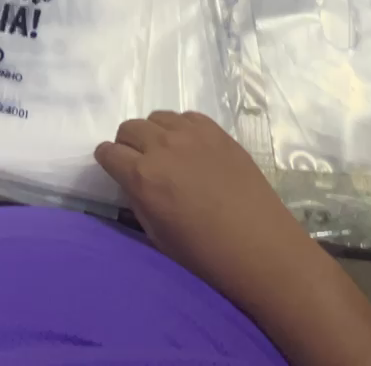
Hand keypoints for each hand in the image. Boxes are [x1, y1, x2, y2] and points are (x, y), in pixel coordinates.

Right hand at [96, 112, 309, 313]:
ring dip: (154, 134)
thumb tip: (130, 179)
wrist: (262, 249)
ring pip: (156, 117)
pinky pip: (186, 117)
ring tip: (168, 154)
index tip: (115, 169)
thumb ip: (136, 198)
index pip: (107, 152)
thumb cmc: (205, 254)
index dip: (108, 161)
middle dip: (127, 145)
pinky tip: (192, 149)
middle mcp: (162, 146)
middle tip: (141, 163)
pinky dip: (181, 129)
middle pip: (128, 128)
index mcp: (143, 176)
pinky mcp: (216, 131)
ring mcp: (191, 134)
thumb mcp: (156, 234)